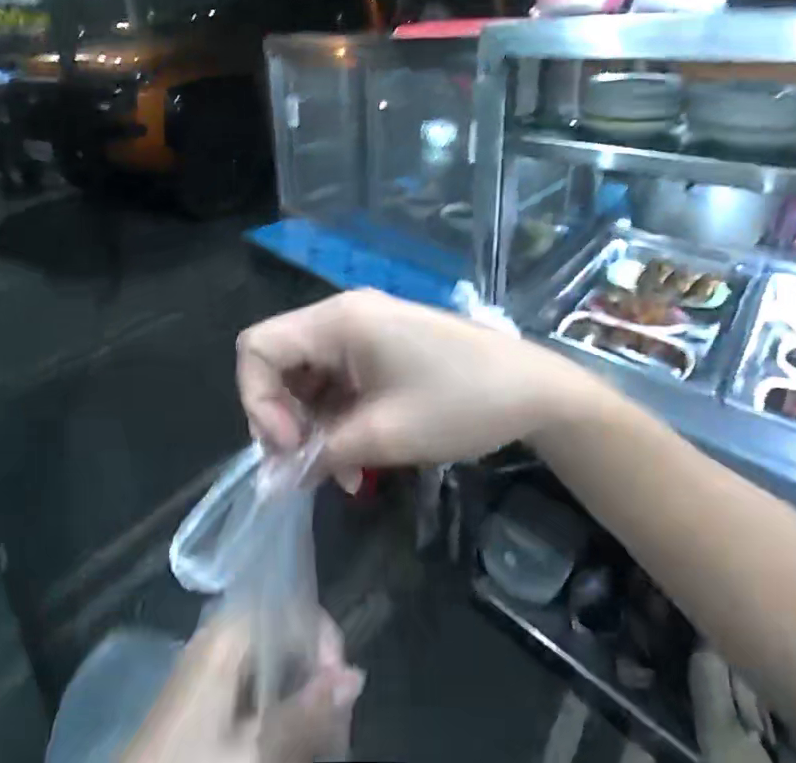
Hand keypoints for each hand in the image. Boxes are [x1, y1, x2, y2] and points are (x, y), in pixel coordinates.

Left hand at [120, 616, 363, 762]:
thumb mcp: (255, 751)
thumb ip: (306, 713)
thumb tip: (355, 674)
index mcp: (225, 637)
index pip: (288, 606)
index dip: (322, 637)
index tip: (340, 685)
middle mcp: (214, 638)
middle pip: (280, 630)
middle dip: (313, 667)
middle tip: (333, 721)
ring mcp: (204, 664)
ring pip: (267, 658)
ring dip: (297, 689)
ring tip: (317, 734)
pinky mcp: (199, 693)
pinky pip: (249, 679)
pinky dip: (274, 701)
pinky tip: (284, 737)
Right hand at [236, 290, 621, 477]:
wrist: (538, 392)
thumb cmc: (463, 404)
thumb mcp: (386, 435)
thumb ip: (322, 454)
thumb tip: (275, 480)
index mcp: (337, 320)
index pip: (257, 347)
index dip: (257, 399)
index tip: (289, 446)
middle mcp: (340, 316)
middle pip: (277, 361)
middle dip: (282, 417)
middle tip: (306, 465)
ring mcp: (359, 330)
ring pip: (302, 375)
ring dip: (309, 425)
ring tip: (339, 471)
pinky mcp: (375, 348)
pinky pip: (332, 380)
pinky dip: (333, 418)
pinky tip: (354, 457)